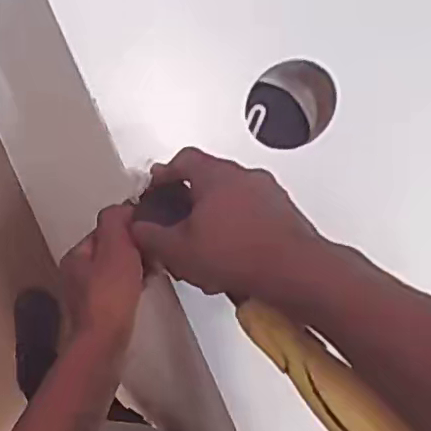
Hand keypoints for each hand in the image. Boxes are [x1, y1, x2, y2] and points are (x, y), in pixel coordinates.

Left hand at [60, 203, 145, 345]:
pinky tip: (145, 287)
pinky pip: (118, 290)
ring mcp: (86, 296)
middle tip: (154, 253)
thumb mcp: (115, 248)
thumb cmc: (110, 296)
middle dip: (133, 248)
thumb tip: (122, 208)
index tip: (149, 232)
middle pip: (110, 250)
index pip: (104, 229)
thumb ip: (116, 222)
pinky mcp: (99, 313)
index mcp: (75, 256)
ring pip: (115, 270)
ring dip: (135, 266)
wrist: (104, 344)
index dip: (128, 227)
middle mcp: (76, 275)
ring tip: (154, 269)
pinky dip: (132, 285)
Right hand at [130, 148, 327, 301]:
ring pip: (232, 197)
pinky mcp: (284, 215)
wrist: (292, 271)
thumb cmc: (241, 254)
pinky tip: (228, 257)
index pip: (183, 159)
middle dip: (189, 198)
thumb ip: (150, 236)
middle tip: (177, 217)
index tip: (156, 186)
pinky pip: (252, 215)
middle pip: (209, 178)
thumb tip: (138, 230)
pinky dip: (237, 229)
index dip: (164, 174)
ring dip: (214, 216)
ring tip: (203, 243)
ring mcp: (269, 194)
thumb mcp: (178, 249)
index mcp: (216, 176)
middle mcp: (245, 177)